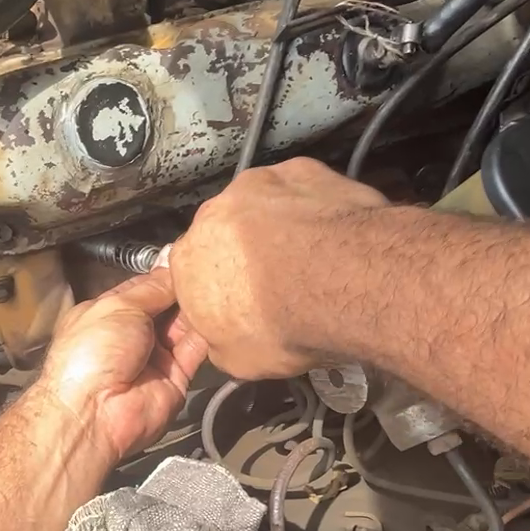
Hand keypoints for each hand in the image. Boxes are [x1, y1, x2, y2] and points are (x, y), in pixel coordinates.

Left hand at [31, 268, 208, 465]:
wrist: (94, 412)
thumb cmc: (90, 356)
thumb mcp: (118, 306)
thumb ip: (150, 287)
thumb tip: (170, 265)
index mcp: (108, 314)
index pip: (144, 287)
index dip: (165, 274)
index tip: (189, 256)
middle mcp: (132, 335)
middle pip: (168, 305)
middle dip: (184, 290)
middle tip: (208, 269)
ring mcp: (154, 357)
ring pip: (185, 326)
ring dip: (198, 309)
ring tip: (216, 287)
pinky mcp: (176, 377)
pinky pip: (197, 350)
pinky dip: (208, 333)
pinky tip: (220, 314)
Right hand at [169, 158, 390, 377]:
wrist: (343, 282)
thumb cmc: (283, 321)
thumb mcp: (237, 360)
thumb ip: (218, 341)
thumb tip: (223, 340)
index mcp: (186, 262)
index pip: (189, 274)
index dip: (213, 289)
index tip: (235, 304)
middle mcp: (212, 216)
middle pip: (222, 233)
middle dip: (242, 253)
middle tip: (274, 281)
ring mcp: (257, 187)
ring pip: (259, 206)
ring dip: (275, 226)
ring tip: (306, 258)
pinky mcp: (300, 170)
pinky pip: (299, 188)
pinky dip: (309, 205)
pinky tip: (329, 232)